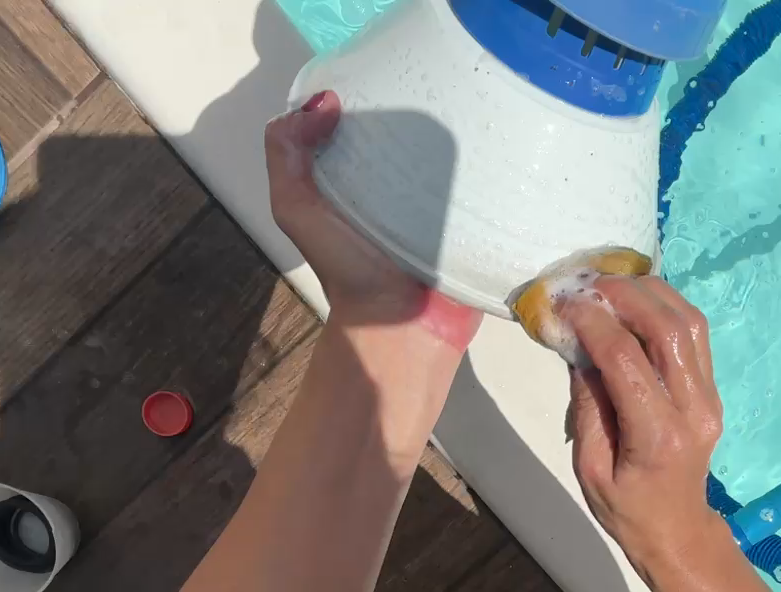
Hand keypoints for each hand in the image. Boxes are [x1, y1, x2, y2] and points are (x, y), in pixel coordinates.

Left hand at [266, 91, 481, 350]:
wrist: (401, 326)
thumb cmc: (349, 271)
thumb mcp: (296, 209)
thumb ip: (286, 156)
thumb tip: (325, 103)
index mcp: (360, 180)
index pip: (368, 123)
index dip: (372, 95)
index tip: (386, 76)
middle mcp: (401, 189)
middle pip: (415, 135)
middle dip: (424, 109)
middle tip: (438, 88)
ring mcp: (441, 208)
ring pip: (454, 158)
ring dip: (463, 137)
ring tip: (473, 110)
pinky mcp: (474, 226)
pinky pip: (486, 191)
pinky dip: (490, 172)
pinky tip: (494, 149)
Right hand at [566, 277, 730, 572]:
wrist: (677, 530)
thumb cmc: (626, 509)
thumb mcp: (590, 466)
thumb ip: (586, 405)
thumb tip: (579, 346)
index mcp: (657, 436)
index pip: (625, 359)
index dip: (593, 322)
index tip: (565, 303)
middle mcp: (693, 410)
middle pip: (668, 329)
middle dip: (625, 295)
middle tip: (589, 283)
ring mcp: (710, 398)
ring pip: (690, 323)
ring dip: (651, 293)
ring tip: (612, 285)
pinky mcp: (713, 391)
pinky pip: (695, 335)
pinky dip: (666, 308)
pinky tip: (638, 302)